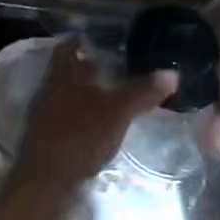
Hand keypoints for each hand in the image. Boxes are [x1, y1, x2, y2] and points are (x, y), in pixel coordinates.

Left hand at [15, 40, 177, 189]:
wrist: (47, 181)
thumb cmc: (80, 137)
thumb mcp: (118, 112)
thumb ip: (143, 92)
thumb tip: (173, 73)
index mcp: (64, 75)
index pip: (70, 45)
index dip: (87, 38)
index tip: (110, 38)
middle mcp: (51, 89)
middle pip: (70, 68)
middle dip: (92, 65)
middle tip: (120, 64)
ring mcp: (46, 113)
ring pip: (70, 91)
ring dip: (90, 90)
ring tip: (117, 90)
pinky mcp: (49, 134)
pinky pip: (69, 113)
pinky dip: (86, 112)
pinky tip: (103, 119)